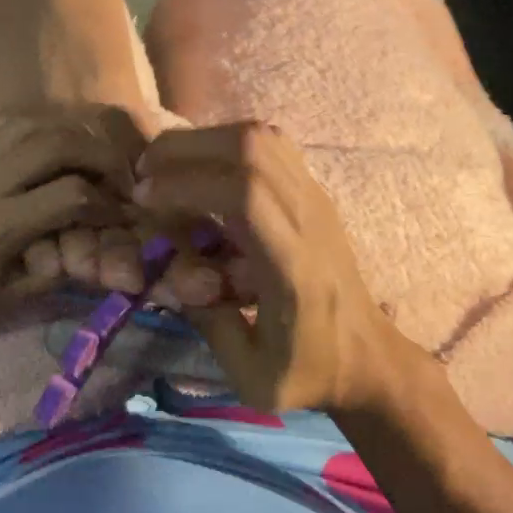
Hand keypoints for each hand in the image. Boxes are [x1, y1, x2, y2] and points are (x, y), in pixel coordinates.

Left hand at [0, 111, 135, 368]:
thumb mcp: (20, 296)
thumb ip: (65, 264)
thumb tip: (110, 239)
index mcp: (0, 224)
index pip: (72, 194)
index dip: (109, 203)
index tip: (127, 215)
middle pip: (55, 143)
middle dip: (98, 155)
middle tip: (120, 178)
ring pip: (30, 124)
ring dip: (70, 134)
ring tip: (92, 159)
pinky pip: (2, 125)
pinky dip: (34, 127)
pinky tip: (53, 146)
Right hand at [133, 123, 422, 413]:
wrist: (370, 362)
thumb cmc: (308, 374)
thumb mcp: (250, 375)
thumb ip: (206, 321)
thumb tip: (165, 270)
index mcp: (295, 268)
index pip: (243, 195)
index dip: (185, 184)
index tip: (143, 199)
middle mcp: (311, 221)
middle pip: (251, 148)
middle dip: (185, 149)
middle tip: (144, 172)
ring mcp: (317, 200)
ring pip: (260, 136)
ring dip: (203, 140)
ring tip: (165, 165)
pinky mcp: (314, 193)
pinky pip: (269, 144)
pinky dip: (223, 143)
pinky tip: (199, 168)